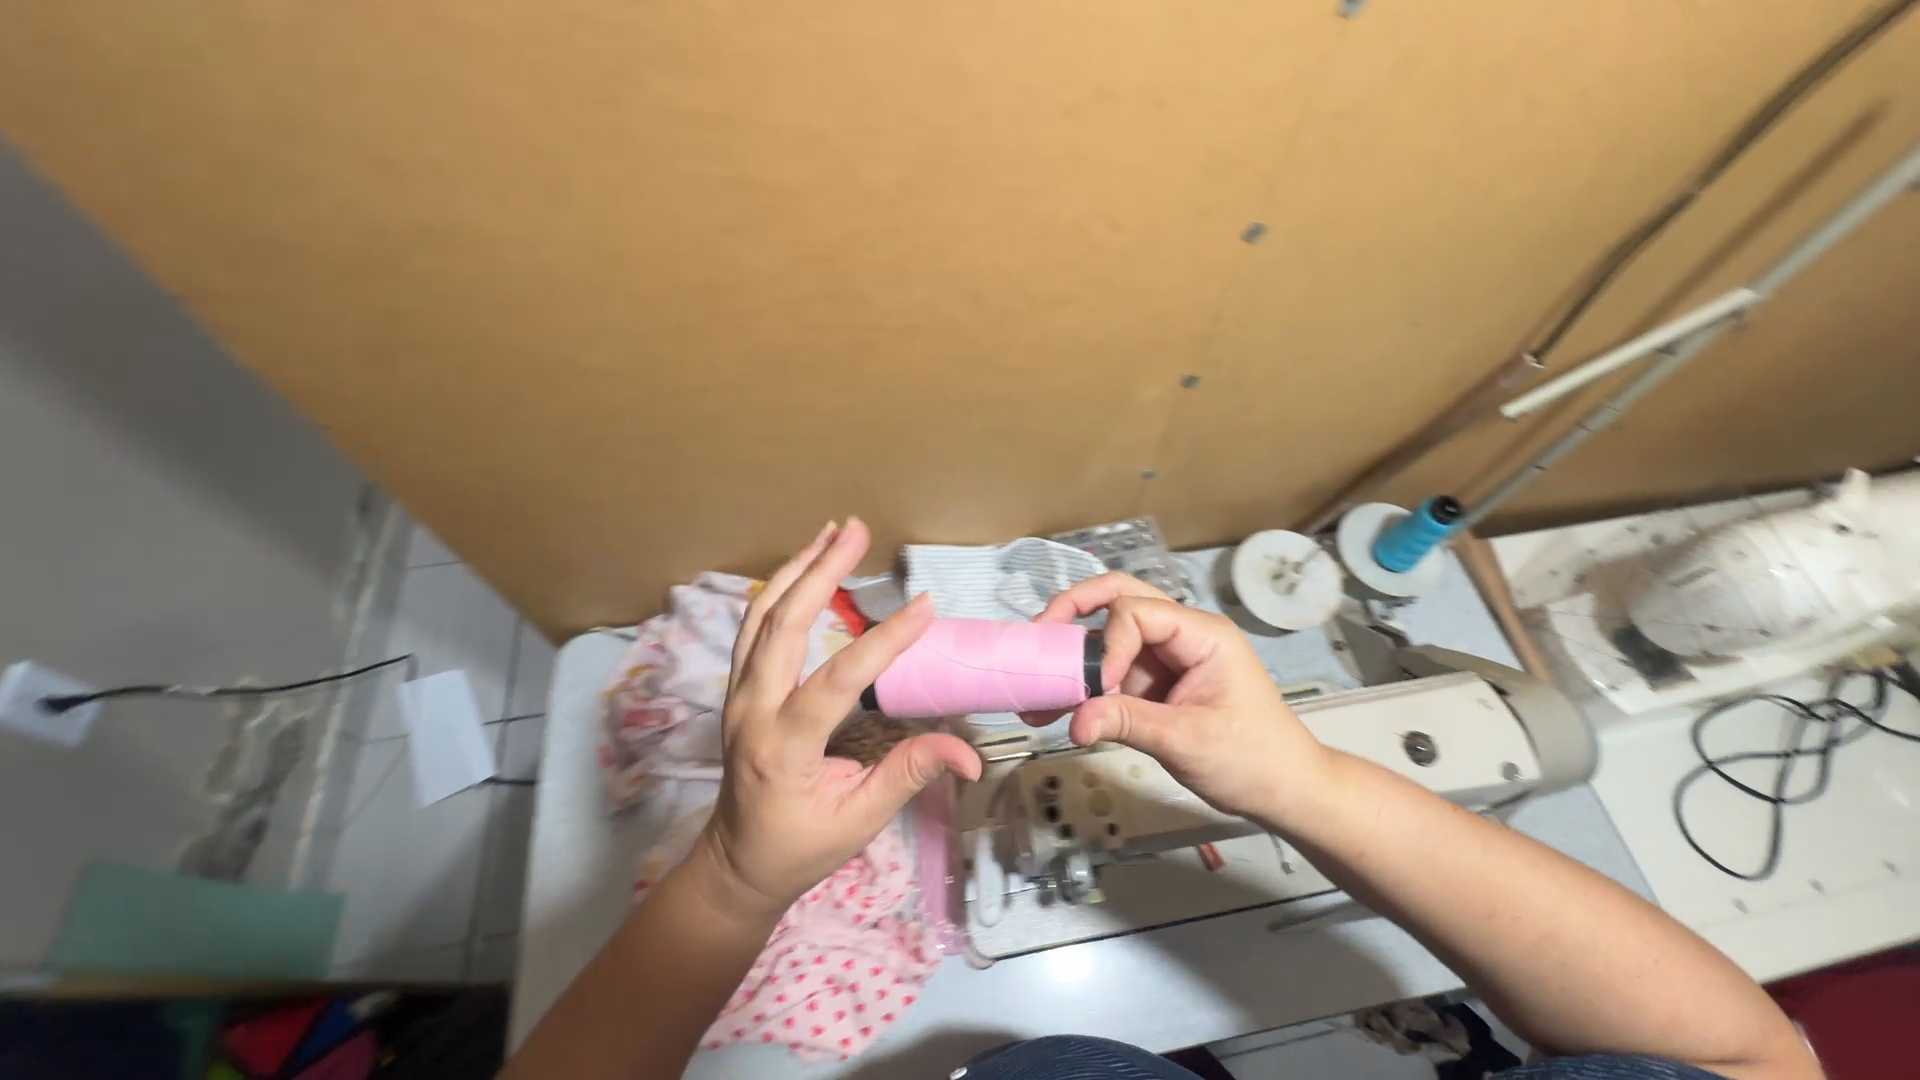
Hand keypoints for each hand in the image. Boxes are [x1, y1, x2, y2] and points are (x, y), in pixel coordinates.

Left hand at [690, 518, 982, 921]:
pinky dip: (778, 588)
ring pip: (761, 615)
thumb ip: (909, 775)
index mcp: (784, 746)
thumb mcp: (858, 820)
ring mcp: (737, 693)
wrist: (736, 860)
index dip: (884, 641)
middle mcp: (752, 709)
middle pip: (783, 625)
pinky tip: (802, 565)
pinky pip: (753, 626)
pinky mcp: (737, 686)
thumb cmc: (800, 845)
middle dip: (822, 571)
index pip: (837, 680)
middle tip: (857, 530)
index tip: (924, 606)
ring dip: (797, 568)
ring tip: (832, 532)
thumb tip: (970, 757)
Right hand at [1030, 573, 1329, 822]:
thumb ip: (1129, 723)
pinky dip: (1083, 686)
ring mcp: (1166, 659)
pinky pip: (1111, 673)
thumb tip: (1074, 722)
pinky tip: (1054, 707)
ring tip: (1035, 681)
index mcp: (1201, 634)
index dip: (1108, 643)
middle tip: (1037, 635)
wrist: (1284, 791)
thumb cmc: (1253, 759)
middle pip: (1119, 598)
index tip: (1099, 687)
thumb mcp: (1188, 741)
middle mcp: (1181, 635)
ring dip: (1072, 655)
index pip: (1137, 611)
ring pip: (1108, 637)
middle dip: (1074, 611)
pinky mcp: (1155, 685)